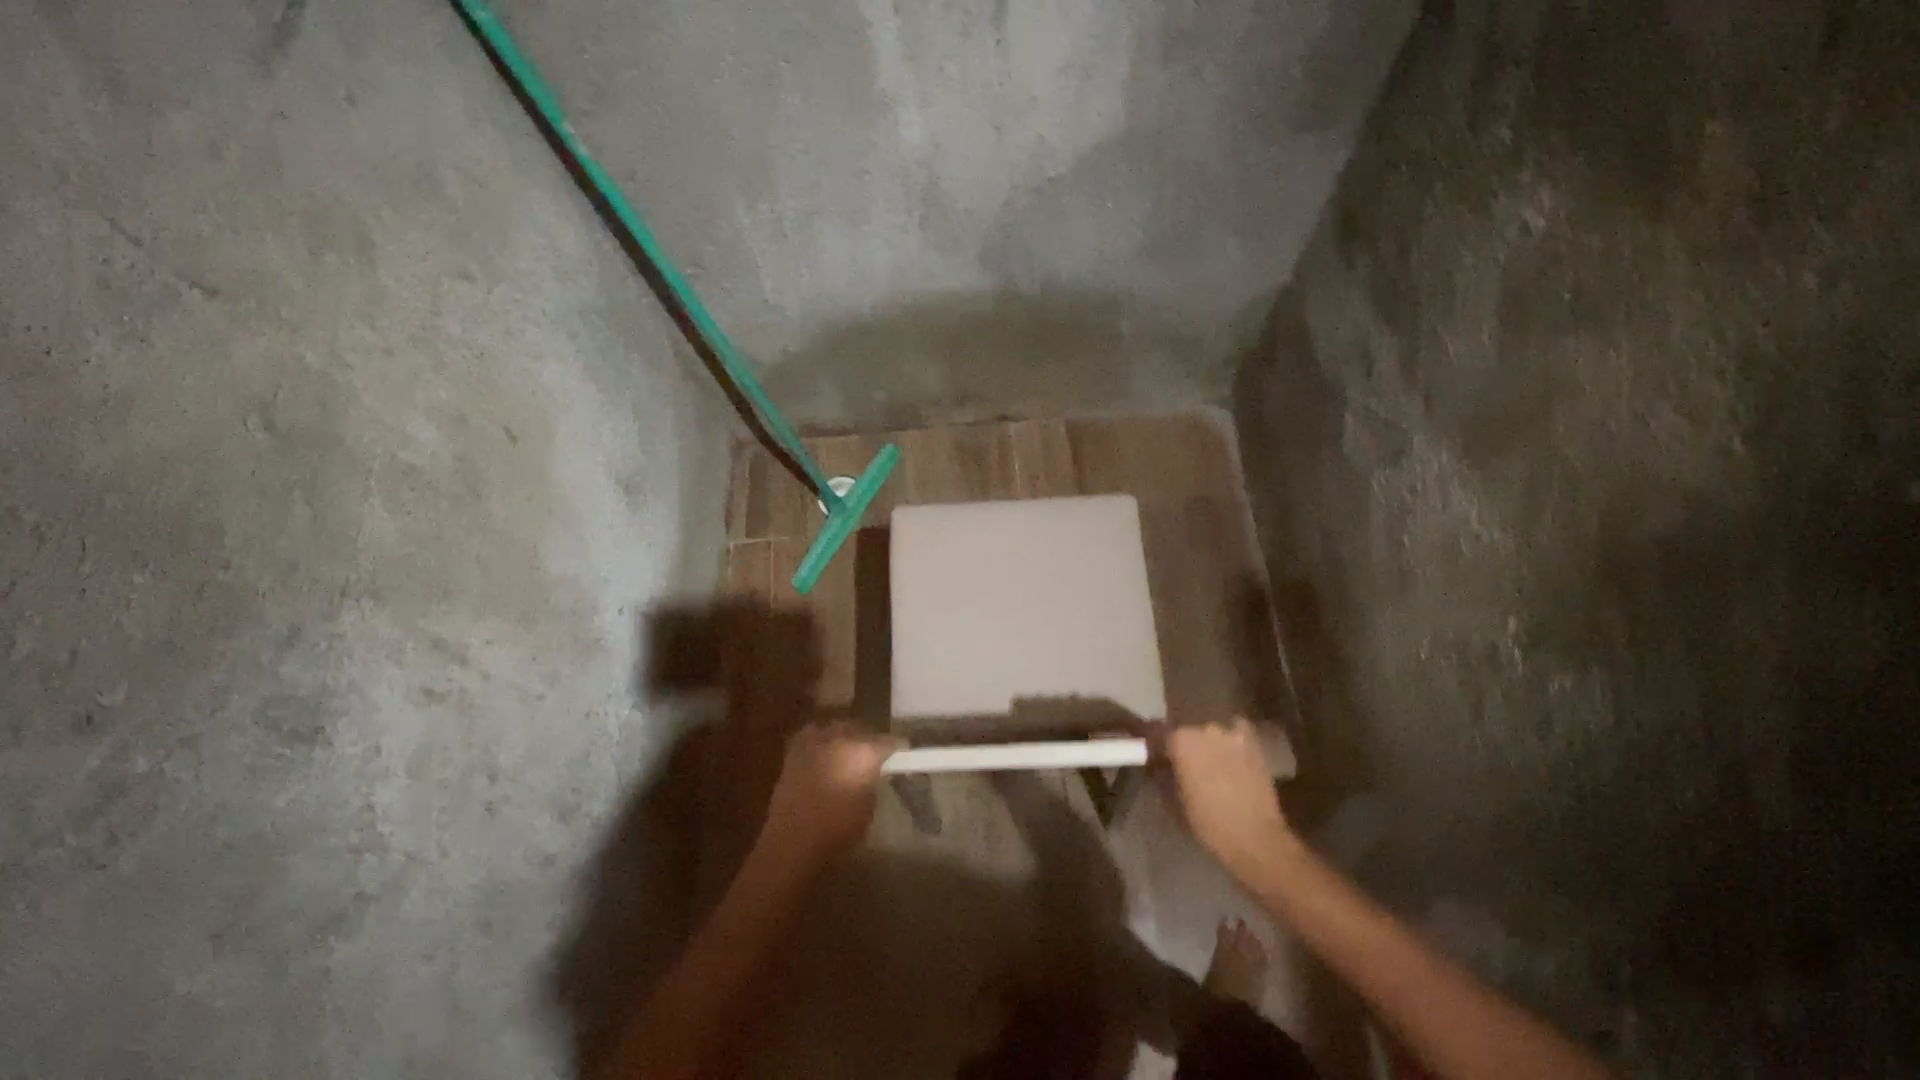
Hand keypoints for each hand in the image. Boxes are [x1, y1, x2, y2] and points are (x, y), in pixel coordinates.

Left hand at [758, 722, 898, 865]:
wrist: (793, 838)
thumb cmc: (837, 828)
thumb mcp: (868, 807)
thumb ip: (872, 780)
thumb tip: (872, 771)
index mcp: (865, 751)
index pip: (890, 741)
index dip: (898, 747)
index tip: (902, 753)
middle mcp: (841, 737)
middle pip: (862, 728)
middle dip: (869, 739)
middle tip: (873, 754)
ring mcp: (816, 740)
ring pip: (836, 727)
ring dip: (844, 736)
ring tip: (847, 749)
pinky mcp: (794, 749)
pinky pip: (813, 735)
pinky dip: (821, 740)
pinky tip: (823, 752)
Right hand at [1164, 718, 1296, 877]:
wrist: (1254, 837)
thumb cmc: (1207, 822)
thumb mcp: (1172, 800)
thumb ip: (1160, 774)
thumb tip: (1155, 763)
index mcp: (1180, 740)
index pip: (1155, 731)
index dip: (1149, 742)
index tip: (1146, 751)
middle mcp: (1205, 727)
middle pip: (1185, 730)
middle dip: (1180, 744)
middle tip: (1178, 762)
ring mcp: (1232, 732)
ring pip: (1210, 732)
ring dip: (1206, 743)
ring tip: (1207, 762)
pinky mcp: (1253, 742)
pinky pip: (1235, 733)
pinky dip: (1230, 742)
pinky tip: (1230, 757)